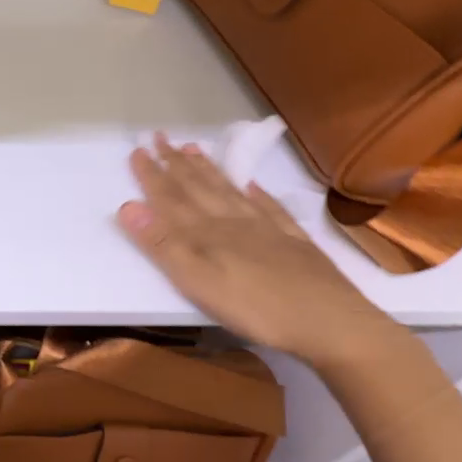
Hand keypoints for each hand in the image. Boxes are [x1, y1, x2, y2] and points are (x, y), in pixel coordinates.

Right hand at [117, 135, 411, 370]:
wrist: (333, 324)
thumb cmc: (256, 308)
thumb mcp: (197, 281)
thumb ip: (163, 244)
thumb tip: (128, 206)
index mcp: (206, 233)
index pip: (171, 198)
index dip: (152, 174)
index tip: (138, 149)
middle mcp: (234, 222)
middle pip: (199, 188)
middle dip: (175, 164)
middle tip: (160, 137)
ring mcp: (267, 230)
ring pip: (230, 192)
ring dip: (208, 171)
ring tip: (194, 149)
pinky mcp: (294, 243)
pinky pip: (270, 209)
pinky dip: (257, 194)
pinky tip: (251, 185)